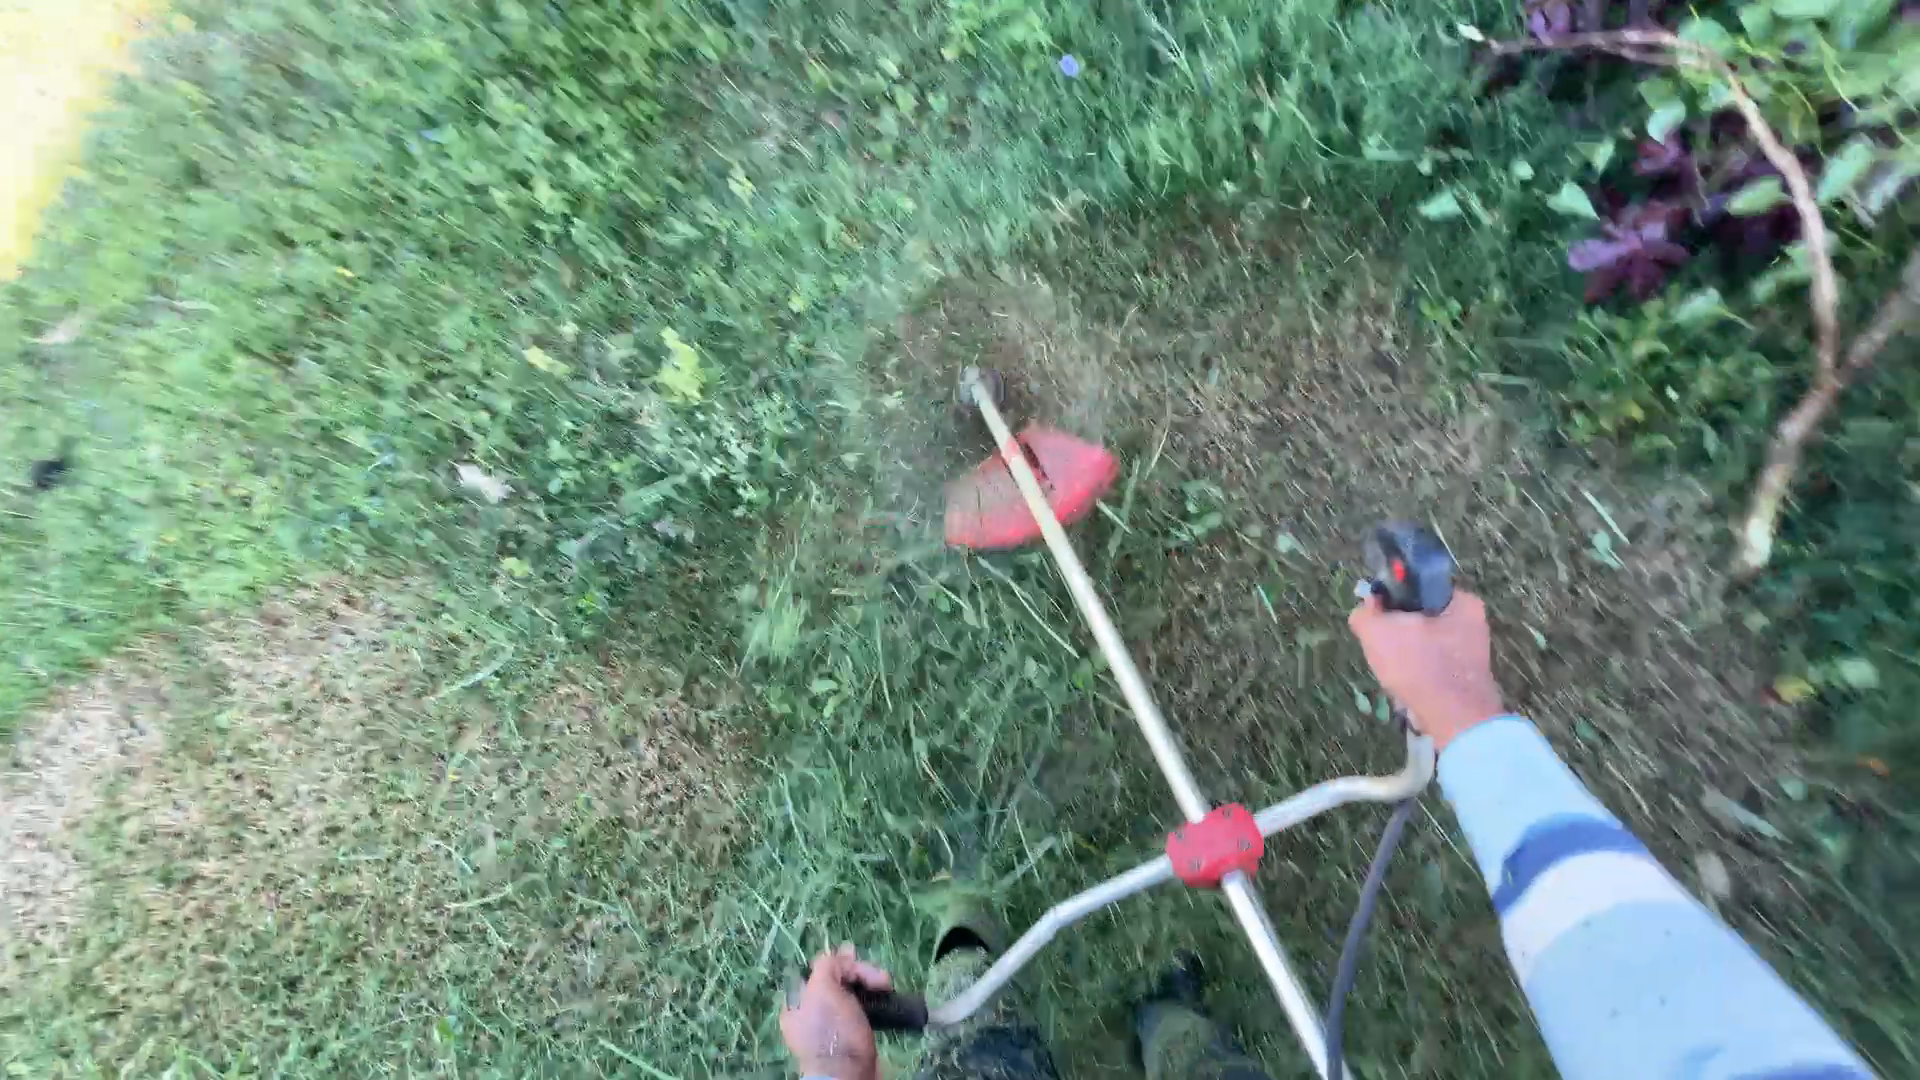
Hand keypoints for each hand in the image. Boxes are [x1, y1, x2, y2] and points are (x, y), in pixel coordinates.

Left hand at [781, 944, 890, 1079]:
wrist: (849, 1075)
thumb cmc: (832, 1031)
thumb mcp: (822, 990)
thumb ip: (827, 966)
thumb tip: (843, 952)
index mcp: (797, 1002)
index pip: (817, 967)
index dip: (837, 960)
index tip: (853, 955)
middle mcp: (812, 1010)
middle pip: (836, 976)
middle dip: (857, 970)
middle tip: (874, 973)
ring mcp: (833, 1022)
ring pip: (852, 988)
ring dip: (869, 979)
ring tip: (885, 982)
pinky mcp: (852, 1031)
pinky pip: (862, 1004)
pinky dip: (874, 995)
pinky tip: (885, 991)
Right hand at [1348, 589, 1505, 752]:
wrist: (1453, 718)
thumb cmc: (1418, 665)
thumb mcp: (1376, 631)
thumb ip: (1365, 613)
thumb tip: (1366, 611)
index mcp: (1461, 602)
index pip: (1415, 589)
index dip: (1389, 602)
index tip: (1376, 620)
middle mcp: (1473, 623)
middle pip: (1416, 618)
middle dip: (1395, 632)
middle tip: (1380, 647)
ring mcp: (1471, 652)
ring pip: (1420, 643)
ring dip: (1402, 654)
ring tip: (1392, 670)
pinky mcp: (1465, 676)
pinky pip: (1430, 664)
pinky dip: (1415, 672)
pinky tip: (1405, 683)